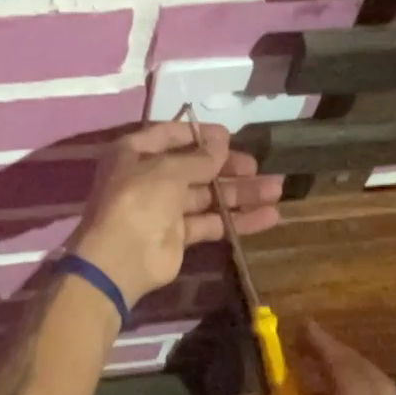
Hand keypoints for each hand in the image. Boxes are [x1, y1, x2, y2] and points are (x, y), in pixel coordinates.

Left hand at [67, 121, 280, 303]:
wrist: (119, 259)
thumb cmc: (139, 200)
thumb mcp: (168, 170)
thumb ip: (198, 157)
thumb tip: (222, 141)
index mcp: (135, 153)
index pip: (170, 135)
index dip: (200, 135)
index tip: (230, 136)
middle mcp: (148, 177)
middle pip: (193, 167)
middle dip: (226, 167)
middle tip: (257, 167)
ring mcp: (163, 208)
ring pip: (206, 195)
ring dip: (239, 193)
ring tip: (276, 189)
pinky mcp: (177, 236)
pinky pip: (210, 222)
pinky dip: (237, 220)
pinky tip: (269, 216)